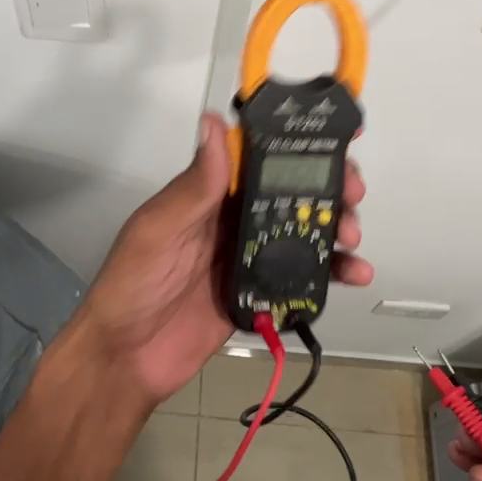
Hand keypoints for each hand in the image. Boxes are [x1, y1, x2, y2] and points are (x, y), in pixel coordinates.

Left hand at [72, 112, 373, 402]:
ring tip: (352, 236)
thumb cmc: (133, 283)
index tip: (333, 137)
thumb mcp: (159, 228)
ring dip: (334, 227)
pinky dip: (332, 272)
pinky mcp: (260, 292)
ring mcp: (248, 256)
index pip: (256, 156)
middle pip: (289, 192)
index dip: (294, 143)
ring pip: (303, 230)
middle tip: (353, 192)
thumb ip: (194, 184)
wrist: (126, 358)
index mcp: (208, 193)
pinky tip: (355, 273)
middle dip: (327, 187)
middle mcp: (232, 218)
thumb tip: (214, 122)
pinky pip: (302, 276)